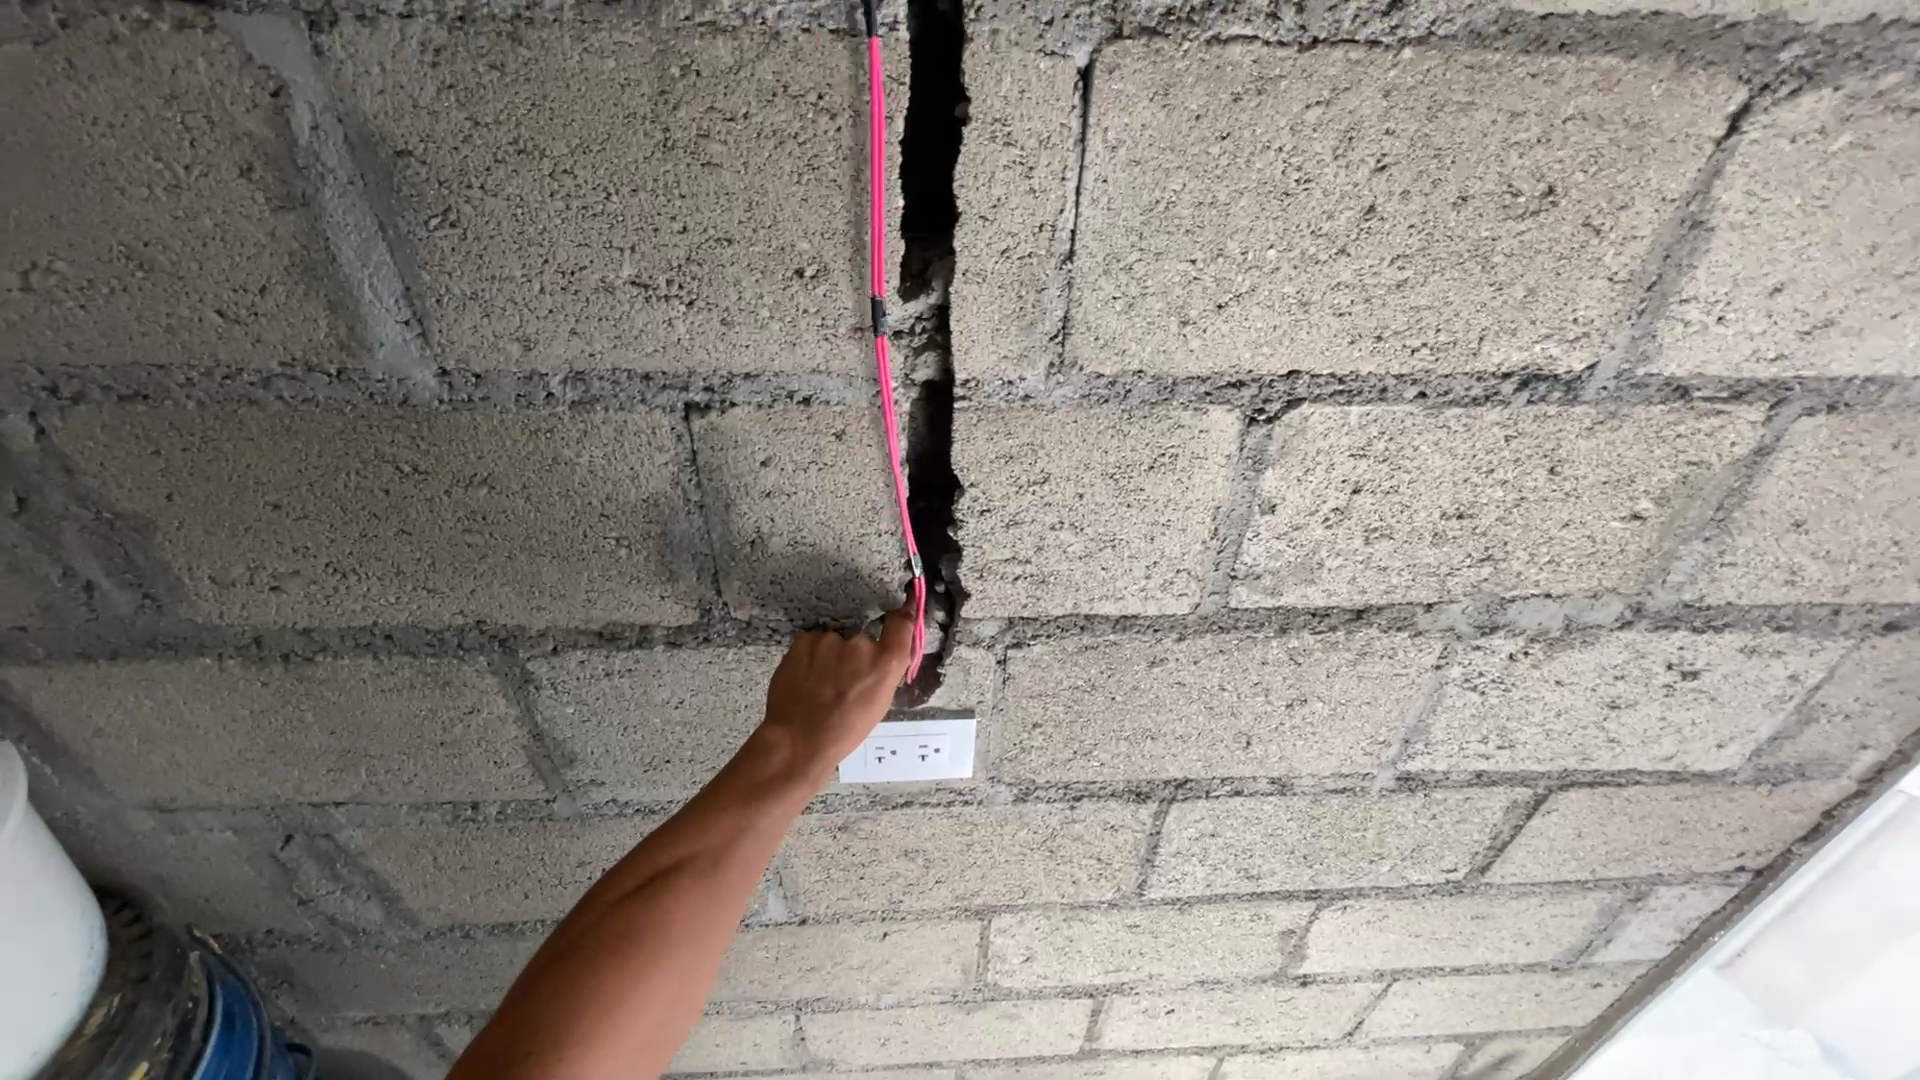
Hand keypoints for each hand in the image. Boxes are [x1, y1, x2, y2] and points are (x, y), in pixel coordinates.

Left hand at [756, 607, 916, 778]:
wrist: (799, 739)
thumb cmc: (845, 730)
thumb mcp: (879, 703)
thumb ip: (884, 671)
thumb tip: (883, 654)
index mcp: (887, 662)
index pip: (902, 622)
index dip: (901, 617)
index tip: (900, 611)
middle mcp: (862, 644)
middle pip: (863, 639)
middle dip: (855, 654)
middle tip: (842, 680)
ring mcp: (831, 639)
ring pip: (835, 641)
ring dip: (830, 655)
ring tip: (819, 683)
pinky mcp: (804, 639)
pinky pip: (813, 642)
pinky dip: (810, 655)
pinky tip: (805, 677)